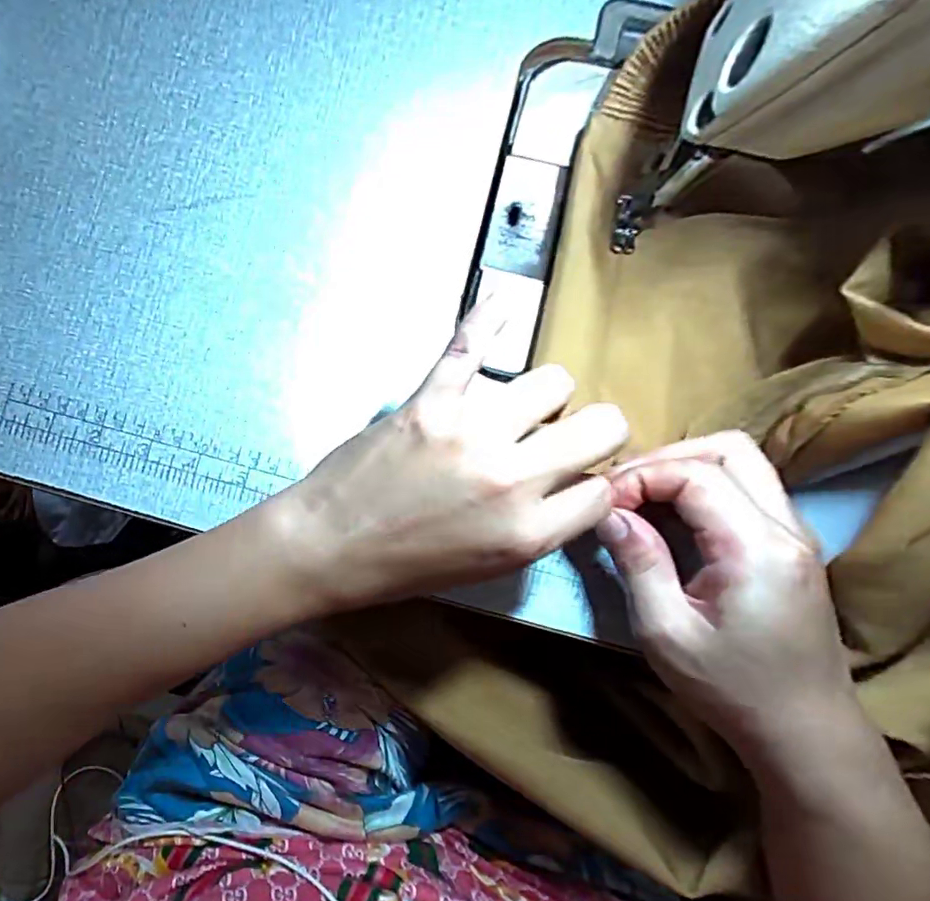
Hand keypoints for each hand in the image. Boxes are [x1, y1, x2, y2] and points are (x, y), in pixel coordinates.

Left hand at [269, 298, 628, 611]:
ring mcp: (470, 434)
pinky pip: (470, 346)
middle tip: (558, 437)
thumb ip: (534, 527)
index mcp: (527, 533)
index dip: (589, 482)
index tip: (569, 478)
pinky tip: (500, 304)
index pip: (602, 490)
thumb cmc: (400, 567)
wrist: (328, 547)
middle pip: (601, 425)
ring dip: (539, 396)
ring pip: (551, 381)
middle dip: (591, 431)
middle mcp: (511, 480)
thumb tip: (569, 484)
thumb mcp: (483, 566)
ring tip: (511, 408)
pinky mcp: (429, 403)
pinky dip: (486, 320)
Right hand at [596, 432, 862, 768]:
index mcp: (757, 547)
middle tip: (619, 490)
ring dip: (684, 468)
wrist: (801, 727)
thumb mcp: (665, 630)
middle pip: (729, 449)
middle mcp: (786, 527)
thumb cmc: (728, 685)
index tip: (601, 504)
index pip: (696, 474)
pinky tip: (667, 517)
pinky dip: (702, 488)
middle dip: (664, 458)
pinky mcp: (789, 546)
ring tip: (637, 499)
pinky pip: (746, 490)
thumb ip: (639, 562)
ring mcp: (795, 534)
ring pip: (742, 464)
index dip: (641, 477)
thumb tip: (609, 513)